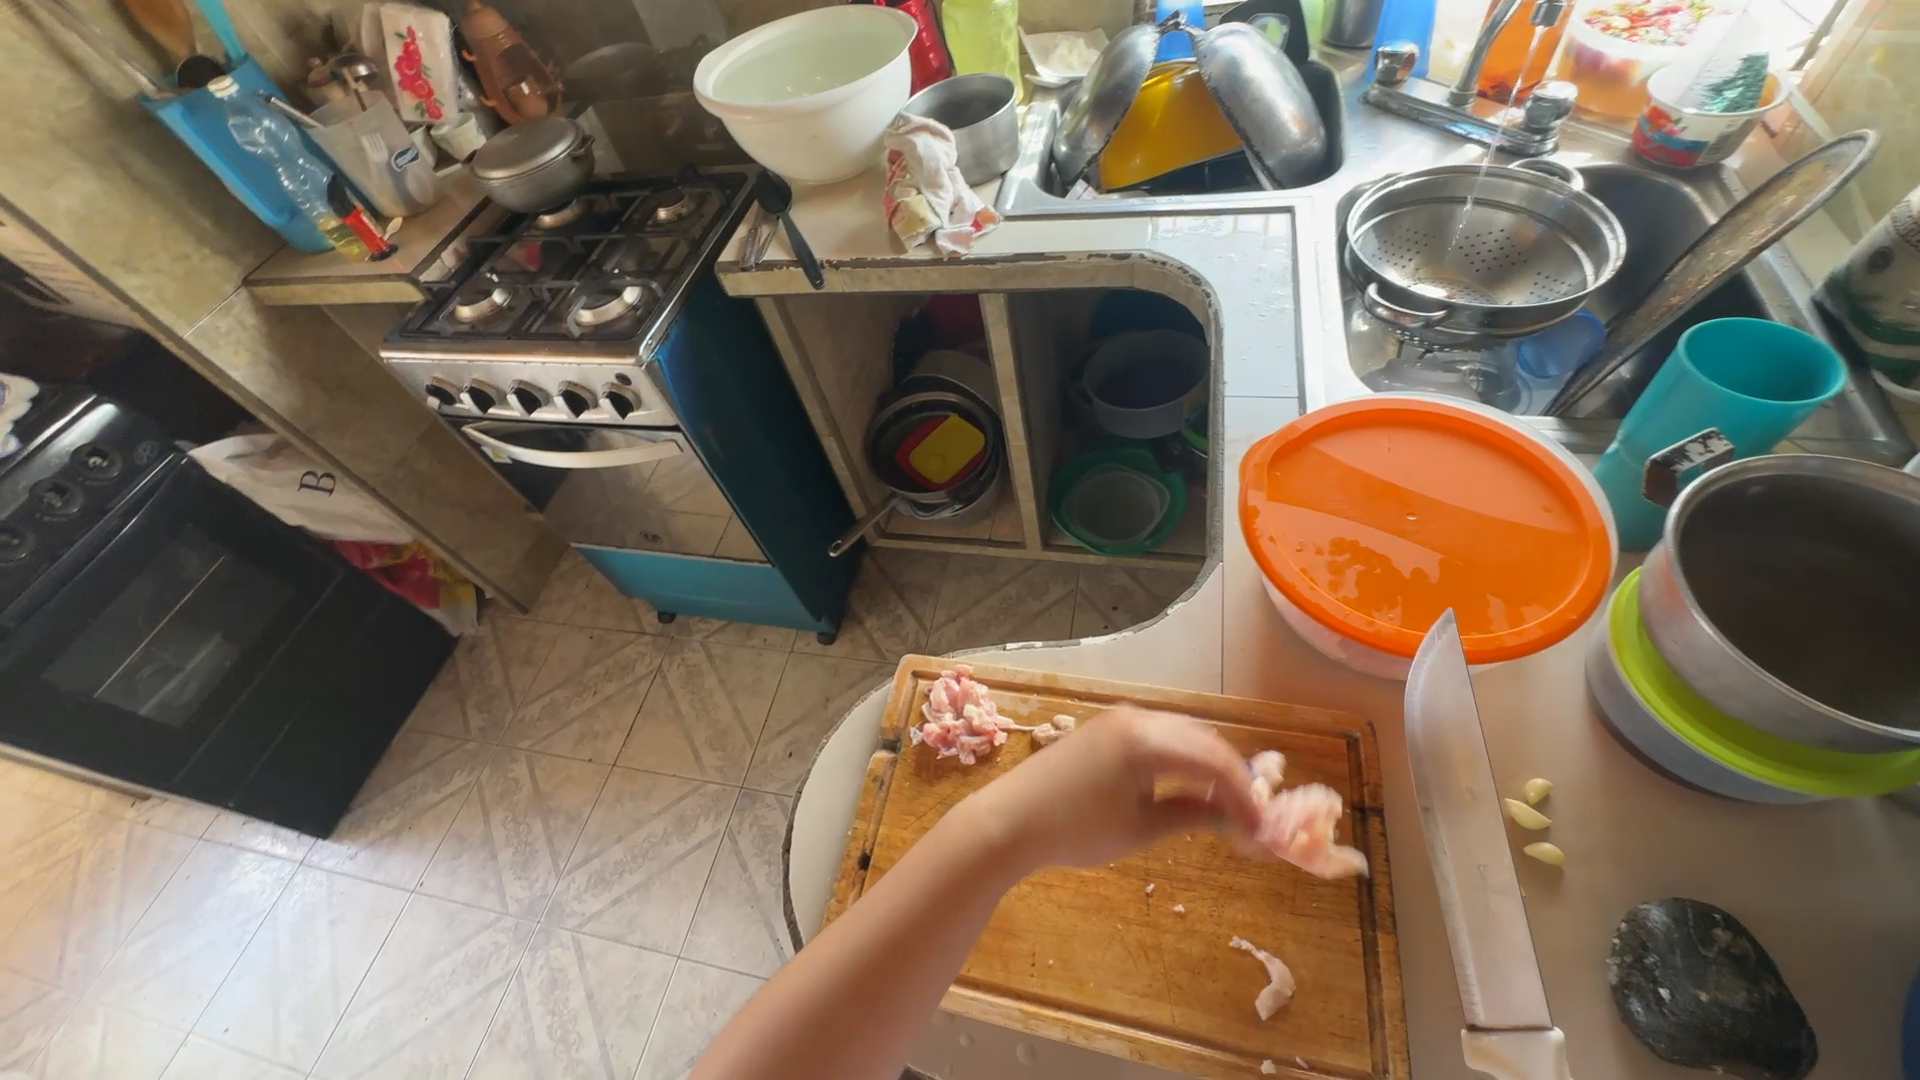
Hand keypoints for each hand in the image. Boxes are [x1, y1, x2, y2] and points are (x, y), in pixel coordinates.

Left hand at [958, 705, 1262, 872]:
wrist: (1010, 819)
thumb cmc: (1075, 830)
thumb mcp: (1141, 829)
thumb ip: (1194, 816)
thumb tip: (1239, 820)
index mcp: (1147, 740)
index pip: (1216, 762)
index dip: (1246, 796)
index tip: (1261, 829)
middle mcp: (1138, 717)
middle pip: (1204, 740)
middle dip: (1232, 776)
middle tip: (1249, 817)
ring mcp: (1120, 717)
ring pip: (1184, 733)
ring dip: (1209, 764)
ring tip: (1224, 805)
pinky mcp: (1108, 725)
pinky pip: (1160, 734)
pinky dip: (1183, 756)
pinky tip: (1189, 785)